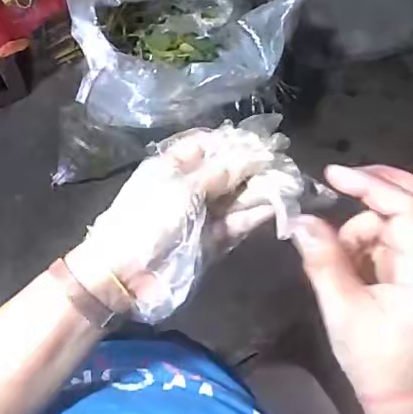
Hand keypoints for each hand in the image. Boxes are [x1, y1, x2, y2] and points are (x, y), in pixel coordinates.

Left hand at [65, 129, 276, 321]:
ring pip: (235, 196)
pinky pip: (236, 223)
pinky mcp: (211, 240)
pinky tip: (276, 206)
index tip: (262, 140)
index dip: (233, 141)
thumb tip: (255, 152)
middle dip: (252, 165)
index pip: (206, 144)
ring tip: (287, 182)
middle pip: (225, 169)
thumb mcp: (183, 189)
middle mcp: (188, 186)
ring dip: (259, 190)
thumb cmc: (149, 219)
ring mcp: (200, 214)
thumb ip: (221, 172)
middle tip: (283, 162)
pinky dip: (254, 215)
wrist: (125, 274)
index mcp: (172, 165)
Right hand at [290, 164, 412, 407]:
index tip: (330, 175)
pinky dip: (368, 238)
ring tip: (335, 254)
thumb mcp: (342, 310)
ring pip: (405, 218)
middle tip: (340, 179)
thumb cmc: (377, 362)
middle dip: (382, 182)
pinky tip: (345, 263)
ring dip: (366, 221)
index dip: (370, 184)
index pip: (408, 209)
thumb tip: (299, 220)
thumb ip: (323, 260)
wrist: (406, 405)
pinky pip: (395, 239)